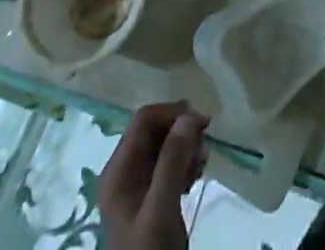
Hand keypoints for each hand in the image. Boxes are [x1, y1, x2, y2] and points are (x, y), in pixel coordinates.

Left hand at [100, 102, 207, 249]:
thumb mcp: (161, 209)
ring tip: (203, 162)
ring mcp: (136, 187)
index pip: (143, 122)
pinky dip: (184, 165)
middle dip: (180, 131)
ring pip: (162, 149)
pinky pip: (167, 169)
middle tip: (206, 141)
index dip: (172, 115)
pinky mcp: (150, 200)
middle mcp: (124, 173)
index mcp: (118, 170)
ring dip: (185, 148)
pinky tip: (197, 175)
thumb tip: (189, 116)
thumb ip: (172, 162)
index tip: (203, 123)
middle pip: (153, 133)